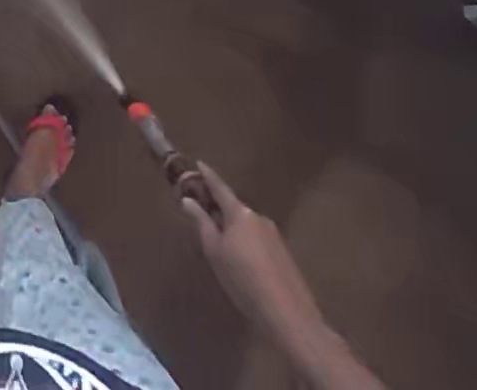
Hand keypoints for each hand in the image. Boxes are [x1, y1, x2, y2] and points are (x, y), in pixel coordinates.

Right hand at [179, 162, 321, 346]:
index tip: (199, 163)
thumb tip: (188, 200)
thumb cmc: (242, 277)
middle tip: (203, 215)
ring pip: (247, 225)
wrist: (288, 314)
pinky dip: (246, 242)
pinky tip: (242, 261)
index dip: (208, 176)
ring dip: (234, 228)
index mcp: (240, 213)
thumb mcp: (214, 250)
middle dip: (220, 209)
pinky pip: (258, 239)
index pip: (220, 188)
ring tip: (222, 244)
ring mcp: (274, 236)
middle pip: (234, 208)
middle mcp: (259, 218)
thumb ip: (201, 222)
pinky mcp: (283, 254)